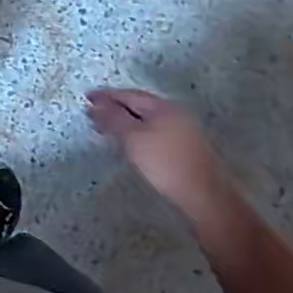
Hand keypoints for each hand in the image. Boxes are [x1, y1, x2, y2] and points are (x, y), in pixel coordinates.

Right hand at [87, 89, 242, 228]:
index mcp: (163, 107)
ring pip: (147, 119)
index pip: (128, 95)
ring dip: (125, 121)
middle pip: (139, 105)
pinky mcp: (185, 148)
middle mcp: (175, 114)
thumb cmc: (164, 162)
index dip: (106, 96)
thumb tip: (96, 104)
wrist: (205, 197)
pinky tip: (130, 142)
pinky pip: (154, 131)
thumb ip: (112, 118)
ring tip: (106, 128)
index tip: (87, 98)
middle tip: (93, 113)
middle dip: (115, 108)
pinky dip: (137, 131)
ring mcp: (183, 131)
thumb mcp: (132, 137)